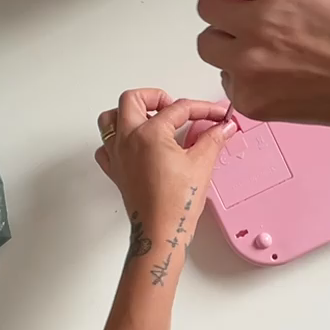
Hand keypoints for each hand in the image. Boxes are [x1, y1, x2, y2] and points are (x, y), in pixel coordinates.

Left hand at [95, 90, 235, 272]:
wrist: (160, 232)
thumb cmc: (176, 204)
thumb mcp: (202, 164)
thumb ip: (213, 139)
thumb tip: (223, 127)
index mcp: (149, 133)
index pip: (179, 108)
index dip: (202, 109)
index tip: (216, 115)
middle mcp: (128, 140)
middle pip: (132, 99)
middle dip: (156, 97)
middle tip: (176, 108)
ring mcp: (117, 155)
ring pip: (110, 118)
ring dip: (129, 113)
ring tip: (151, 119)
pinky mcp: (115, 171)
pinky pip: (106, 146)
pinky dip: (118, 140)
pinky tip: (136, 145)